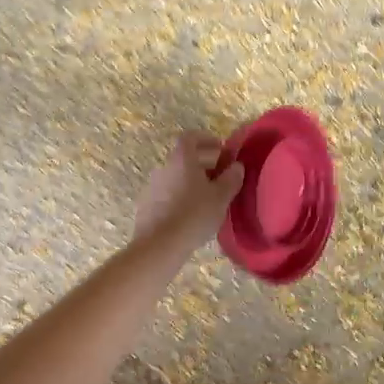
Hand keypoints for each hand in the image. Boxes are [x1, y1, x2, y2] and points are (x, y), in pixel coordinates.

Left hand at [134, 132, 244, 249]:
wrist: (159, 245)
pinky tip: (190, 213)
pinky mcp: (146, 205)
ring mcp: (152, 186)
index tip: (220, 148)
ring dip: (191, 180)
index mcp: (182, 159)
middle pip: (183, 157)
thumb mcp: (221, 196)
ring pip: (175, 176)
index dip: (206, 139)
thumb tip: (236, 166)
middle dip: (203, 162)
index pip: (191, 137)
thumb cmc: (194, 214)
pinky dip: (180, 195)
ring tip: (208, 197)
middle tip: (220, 175)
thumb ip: (231, 178)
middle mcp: (164, 167)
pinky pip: (167, 193)